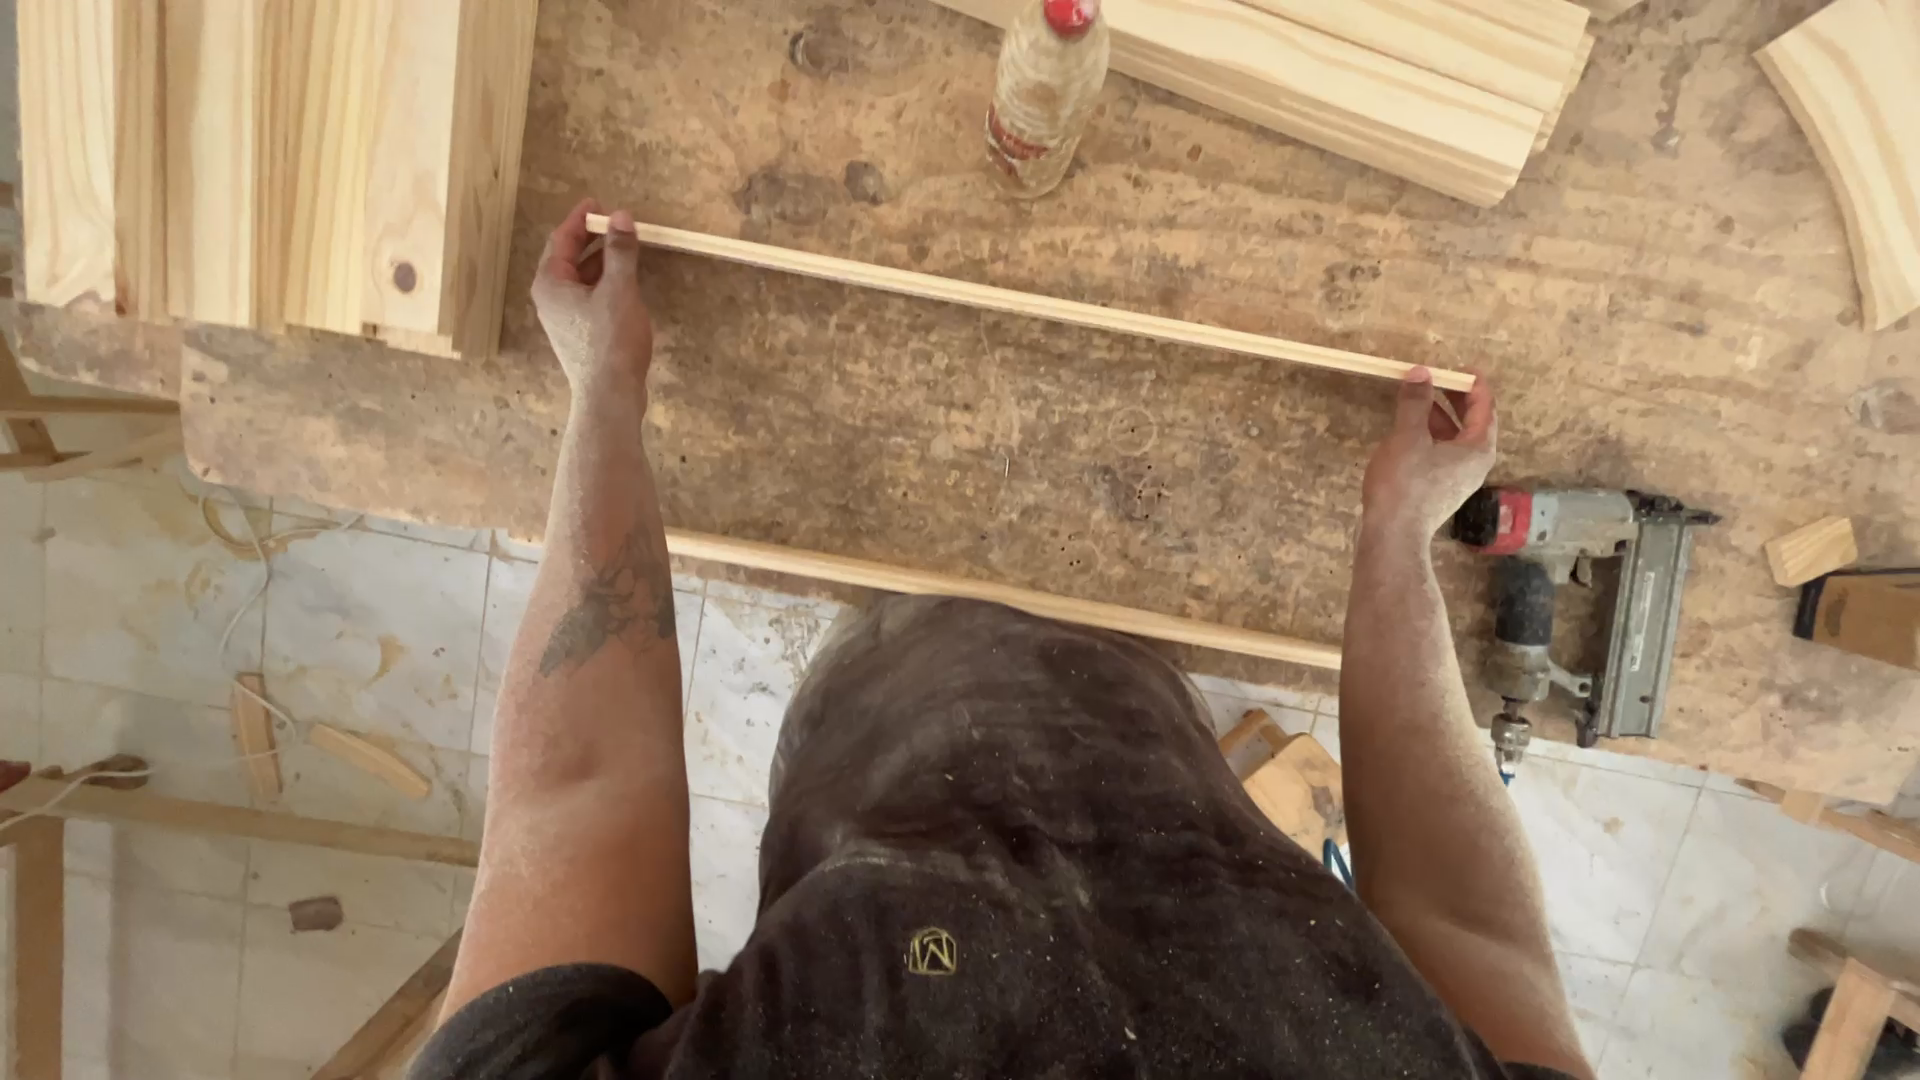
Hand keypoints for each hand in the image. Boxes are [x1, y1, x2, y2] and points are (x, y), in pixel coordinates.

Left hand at [530, 199, 653, 392]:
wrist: (610, 395)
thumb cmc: (611, 341)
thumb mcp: (619, 291)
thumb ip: (621, 252)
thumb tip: (621, 216)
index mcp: (550, 283)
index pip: (561, 239)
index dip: (580, 219)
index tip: (598, 205)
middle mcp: (550, 299)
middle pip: (568, 260)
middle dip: (592, 241)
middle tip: (614, 225)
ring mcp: (564, 320)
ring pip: (580, 282)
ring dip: (601, 265)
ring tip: (624, 252)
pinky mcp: (580, 337)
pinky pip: (589, 300)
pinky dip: (604, 286)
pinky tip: (624, 288)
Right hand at [1360, 367, 1495, 544]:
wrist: (1393, 533)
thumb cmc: (1405, 483)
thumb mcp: (1407, 437)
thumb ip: (1415, 403)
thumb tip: (1420, 372)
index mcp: (1478, 448)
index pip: (1484, 407)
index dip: (1473, 384)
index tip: (1460, 368)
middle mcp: (1475, 463)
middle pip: (1470, 424)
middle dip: (1453, 401)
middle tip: (1436, 381)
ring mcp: (1458, 479)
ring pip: (1453, 441)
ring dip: (1437, 420)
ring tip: (1416, 405)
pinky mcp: (1439, 491)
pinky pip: (1441, 455)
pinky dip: (1429, 439)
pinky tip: (1408, 437)